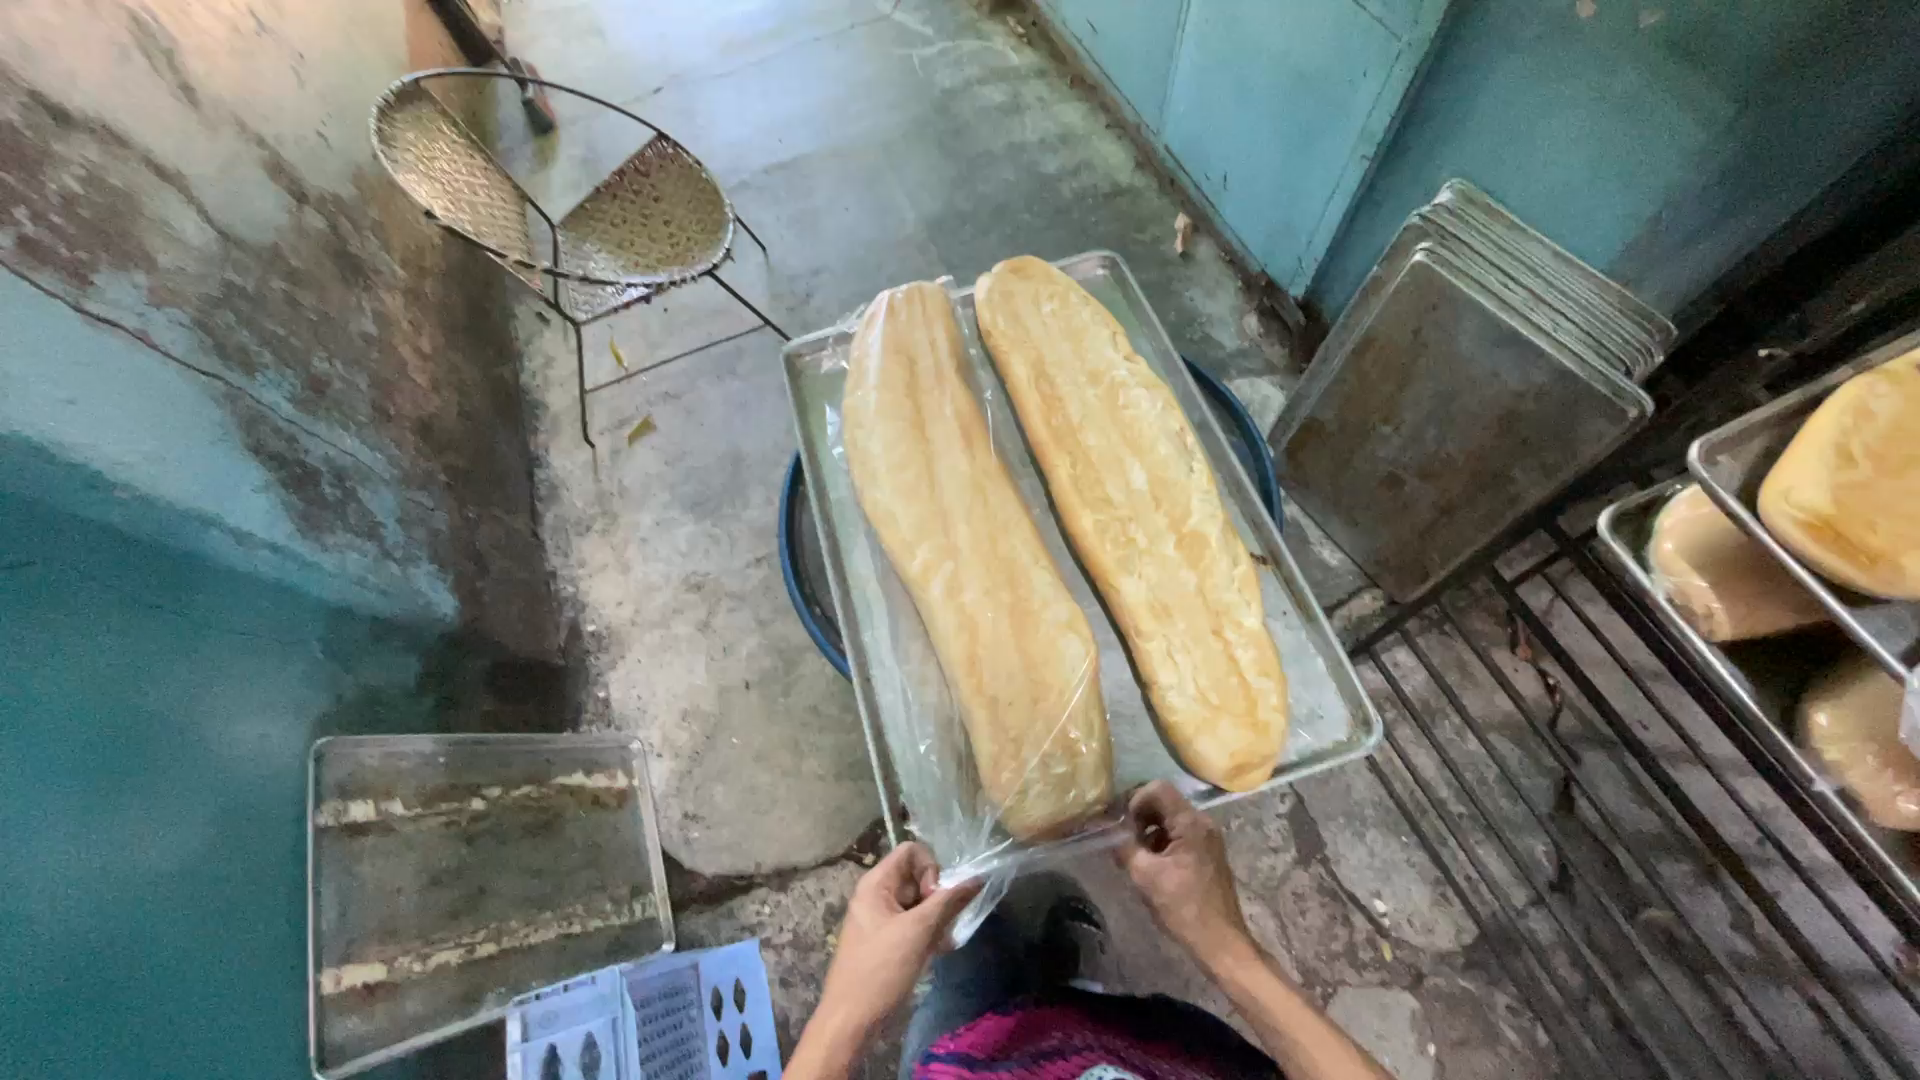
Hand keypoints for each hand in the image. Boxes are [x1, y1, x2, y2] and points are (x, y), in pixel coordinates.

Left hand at [816, 842, 982, 1036]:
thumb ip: (948, 901)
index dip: (930, 869)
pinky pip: (913, 924)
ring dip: (935, 919)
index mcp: (876, 883)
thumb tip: (977, 877)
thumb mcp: (918, 933)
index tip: (934, 899)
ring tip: (940, 944)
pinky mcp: (886, 940)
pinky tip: (936, 953)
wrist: (850, 1022)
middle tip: (942, 927)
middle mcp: (877, 894)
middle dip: (937, 898)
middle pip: (917, 877)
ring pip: (918, 903)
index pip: (912, 851)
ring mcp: (881, 918)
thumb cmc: (881, 971)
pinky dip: (927, 933)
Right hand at [1113, 780, 1254, 970]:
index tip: (1123, 827)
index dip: (1135, 801)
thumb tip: (1102, 829)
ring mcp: (1208, 837)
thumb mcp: (1145, 876)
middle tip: (1123, 840)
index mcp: (1191, 823)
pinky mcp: (1208, 851)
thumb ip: (1122, 846)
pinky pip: (1179, 833)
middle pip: (1164, 801)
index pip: (1157, 789)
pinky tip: (1151, 864)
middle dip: (1139, 816)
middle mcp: (1203, 822)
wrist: (1220, 943)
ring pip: (1170, 818)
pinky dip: (1161, 841)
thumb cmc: (1183, 908)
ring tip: (1135, 854)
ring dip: (1149, 830)